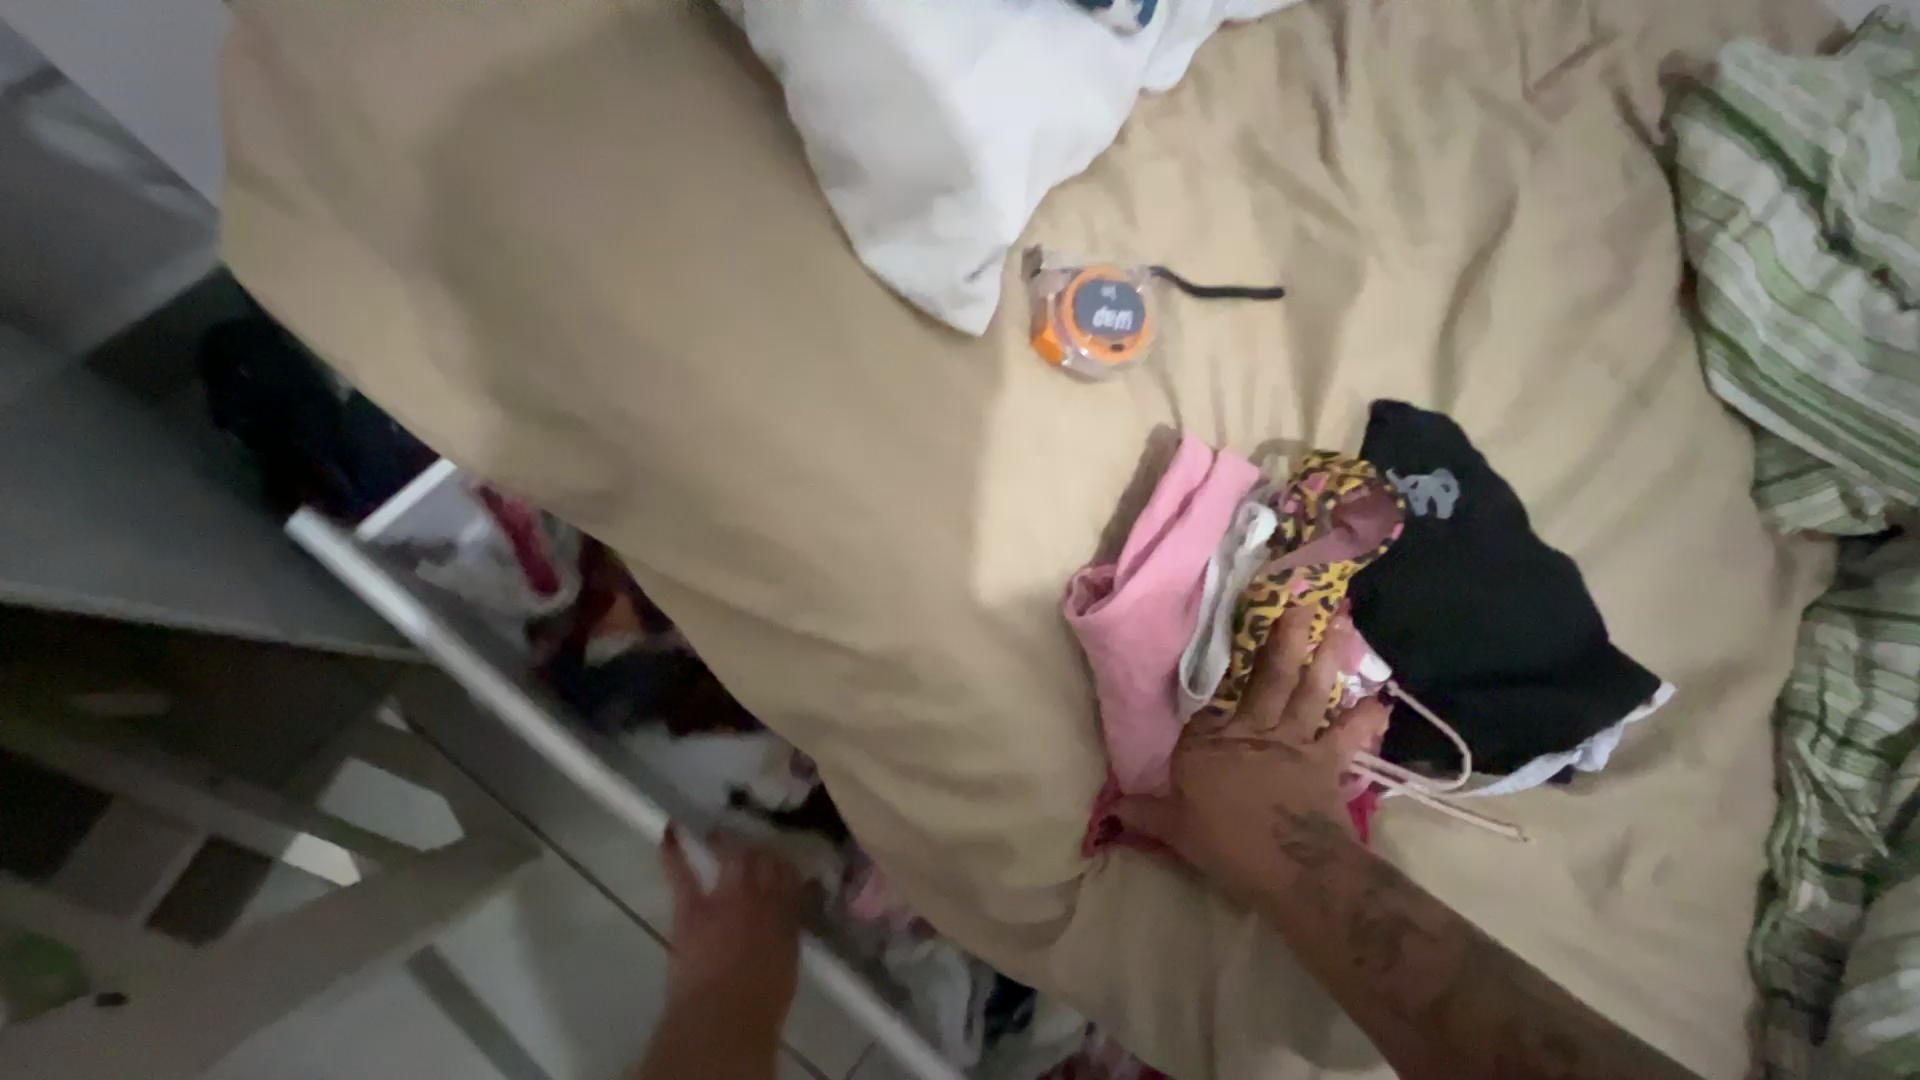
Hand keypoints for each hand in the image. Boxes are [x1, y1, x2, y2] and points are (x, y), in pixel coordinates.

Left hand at [658, 826, 803, 1031]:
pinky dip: (673, 853)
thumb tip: (789, 916)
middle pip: (764, 860)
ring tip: (719, 828)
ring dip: (727, 841)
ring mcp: (726, 897)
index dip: (787, 867)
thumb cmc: (761, 1003)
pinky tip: (669, 832)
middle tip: (756, 843)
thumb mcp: (787, 965)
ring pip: (732, 857)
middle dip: (761, 849)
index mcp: (786, 914)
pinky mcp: (693, 908)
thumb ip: (788, 933)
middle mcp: (760, 897)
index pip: (791, 878)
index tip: (785, 862)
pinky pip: (682, 875)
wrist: (723, 1016)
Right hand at [1113, 603, 1388, 900]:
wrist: (1293, 870)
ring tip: (1343, 624)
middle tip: (1303, 601)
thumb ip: (1145, 812)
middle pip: (1267, 678)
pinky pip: (1347, 736)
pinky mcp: (1326, 763)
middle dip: (1284, 638)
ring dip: (1326, 658)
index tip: (1218, 636)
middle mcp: (1250, 731)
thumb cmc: (1227, 845)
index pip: (1205, 703)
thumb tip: (1108, 809)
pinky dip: (1365, 719)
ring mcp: (1293, 743)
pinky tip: (1382, 700)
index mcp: (1208, 744)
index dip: (1212, 670)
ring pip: (1310, 693)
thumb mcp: (1174, 830)